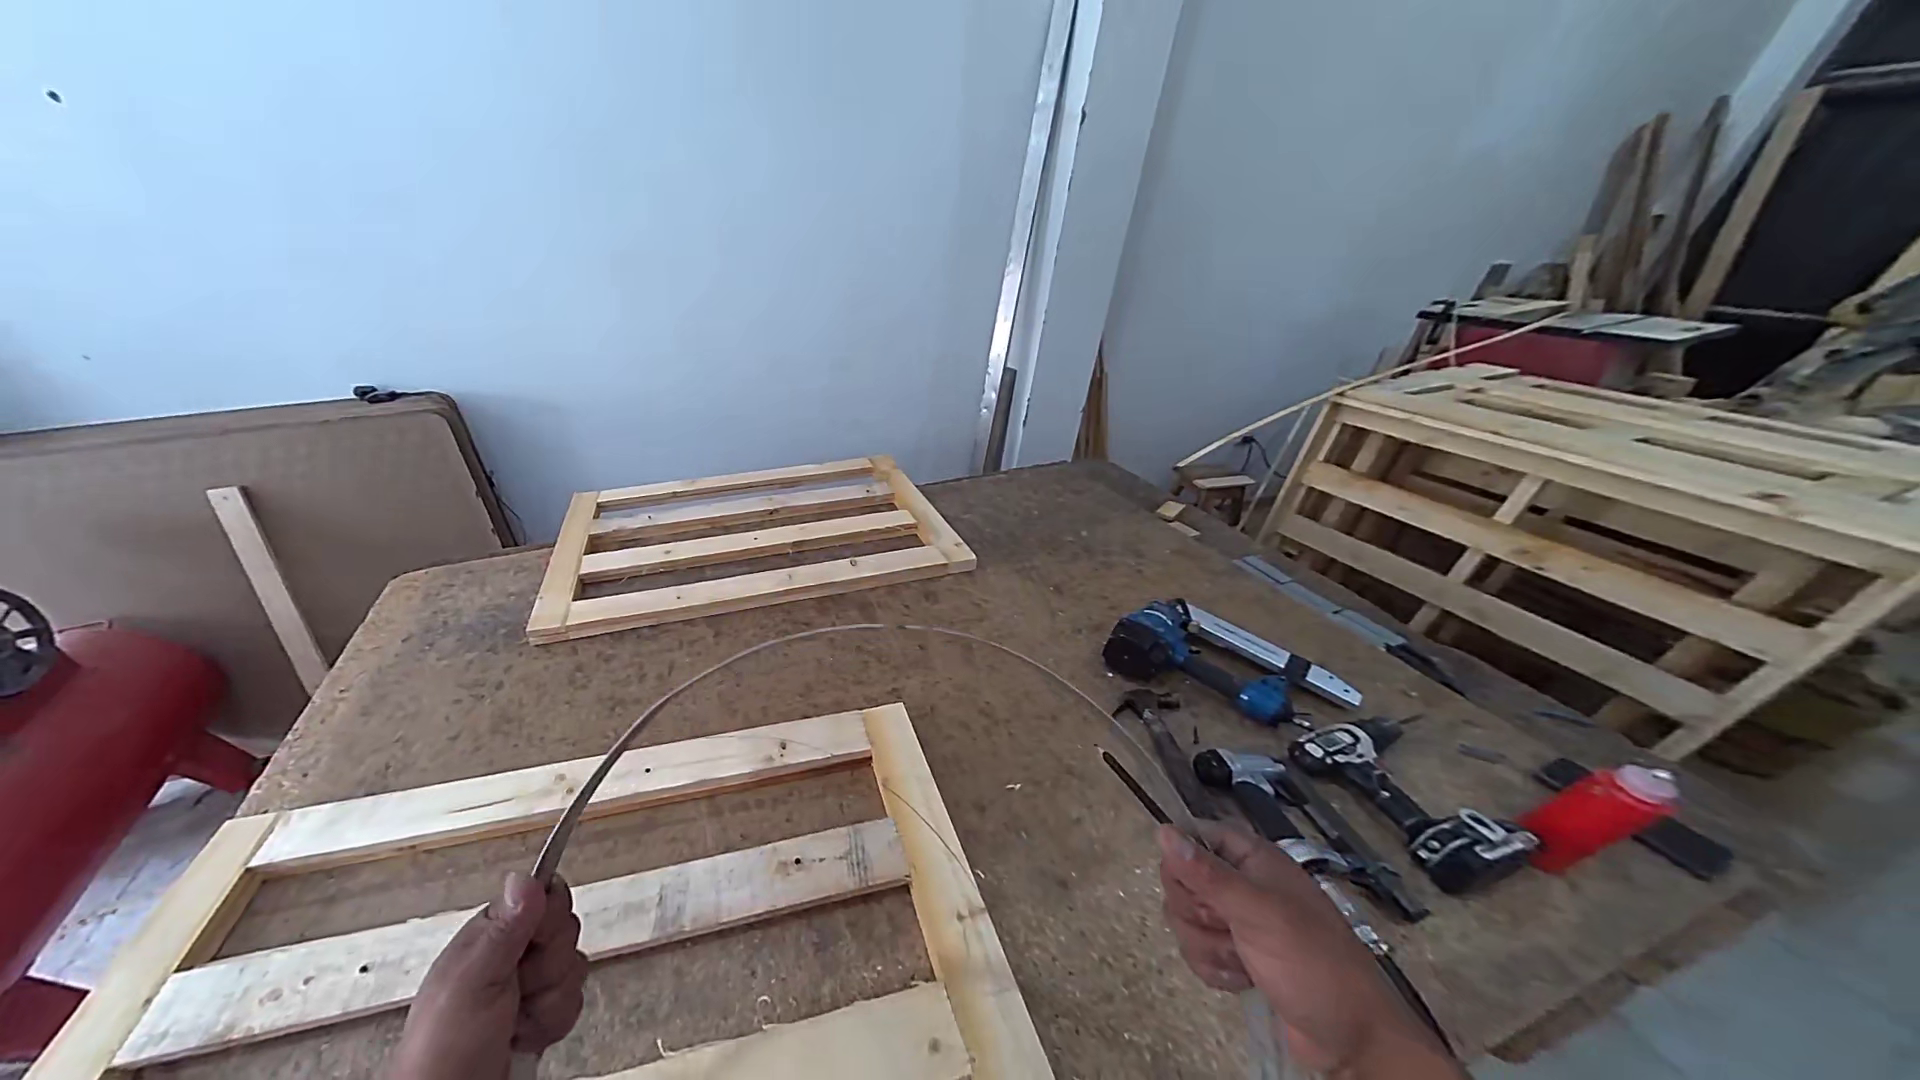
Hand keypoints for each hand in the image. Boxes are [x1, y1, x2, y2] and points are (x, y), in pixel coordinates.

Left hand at [385, 872, 588, 1079]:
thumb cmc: (443, 1050)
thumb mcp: (470, 982)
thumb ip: (501, 930)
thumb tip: (523, 878)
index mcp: (491, 934)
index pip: (549, 896)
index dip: (550, 920)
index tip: (532, 945)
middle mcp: (512, 953)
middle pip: (567, 931)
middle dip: (551, 966)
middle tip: (517, 989)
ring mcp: (529, 984)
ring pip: (575, 966)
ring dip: (551, 999)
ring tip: (515, 1020)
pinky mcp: (543, 1011)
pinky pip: (576, 999)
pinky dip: (554, 1021)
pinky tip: (525, 1033)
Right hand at [1157, 822, 1460, 1078]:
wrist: (1353, 1039)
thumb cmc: (1312, 963)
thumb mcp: (1259, 913)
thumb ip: (1207, 874)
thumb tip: (1163, 831)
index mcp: (1251, 857)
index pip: (1193, 835)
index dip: (1183, 860)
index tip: (1194, 888)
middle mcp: (1240, 882)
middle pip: (1180, 879)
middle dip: (1196, 912)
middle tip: (1227, 927)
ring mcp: (1236, 919)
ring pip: (1184, 918)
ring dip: (1207, 946)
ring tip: (1243, 959)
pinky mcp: (1233, 953)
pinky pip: (1195, 950)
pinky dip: (1213, 968)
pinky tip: (1243, 979)